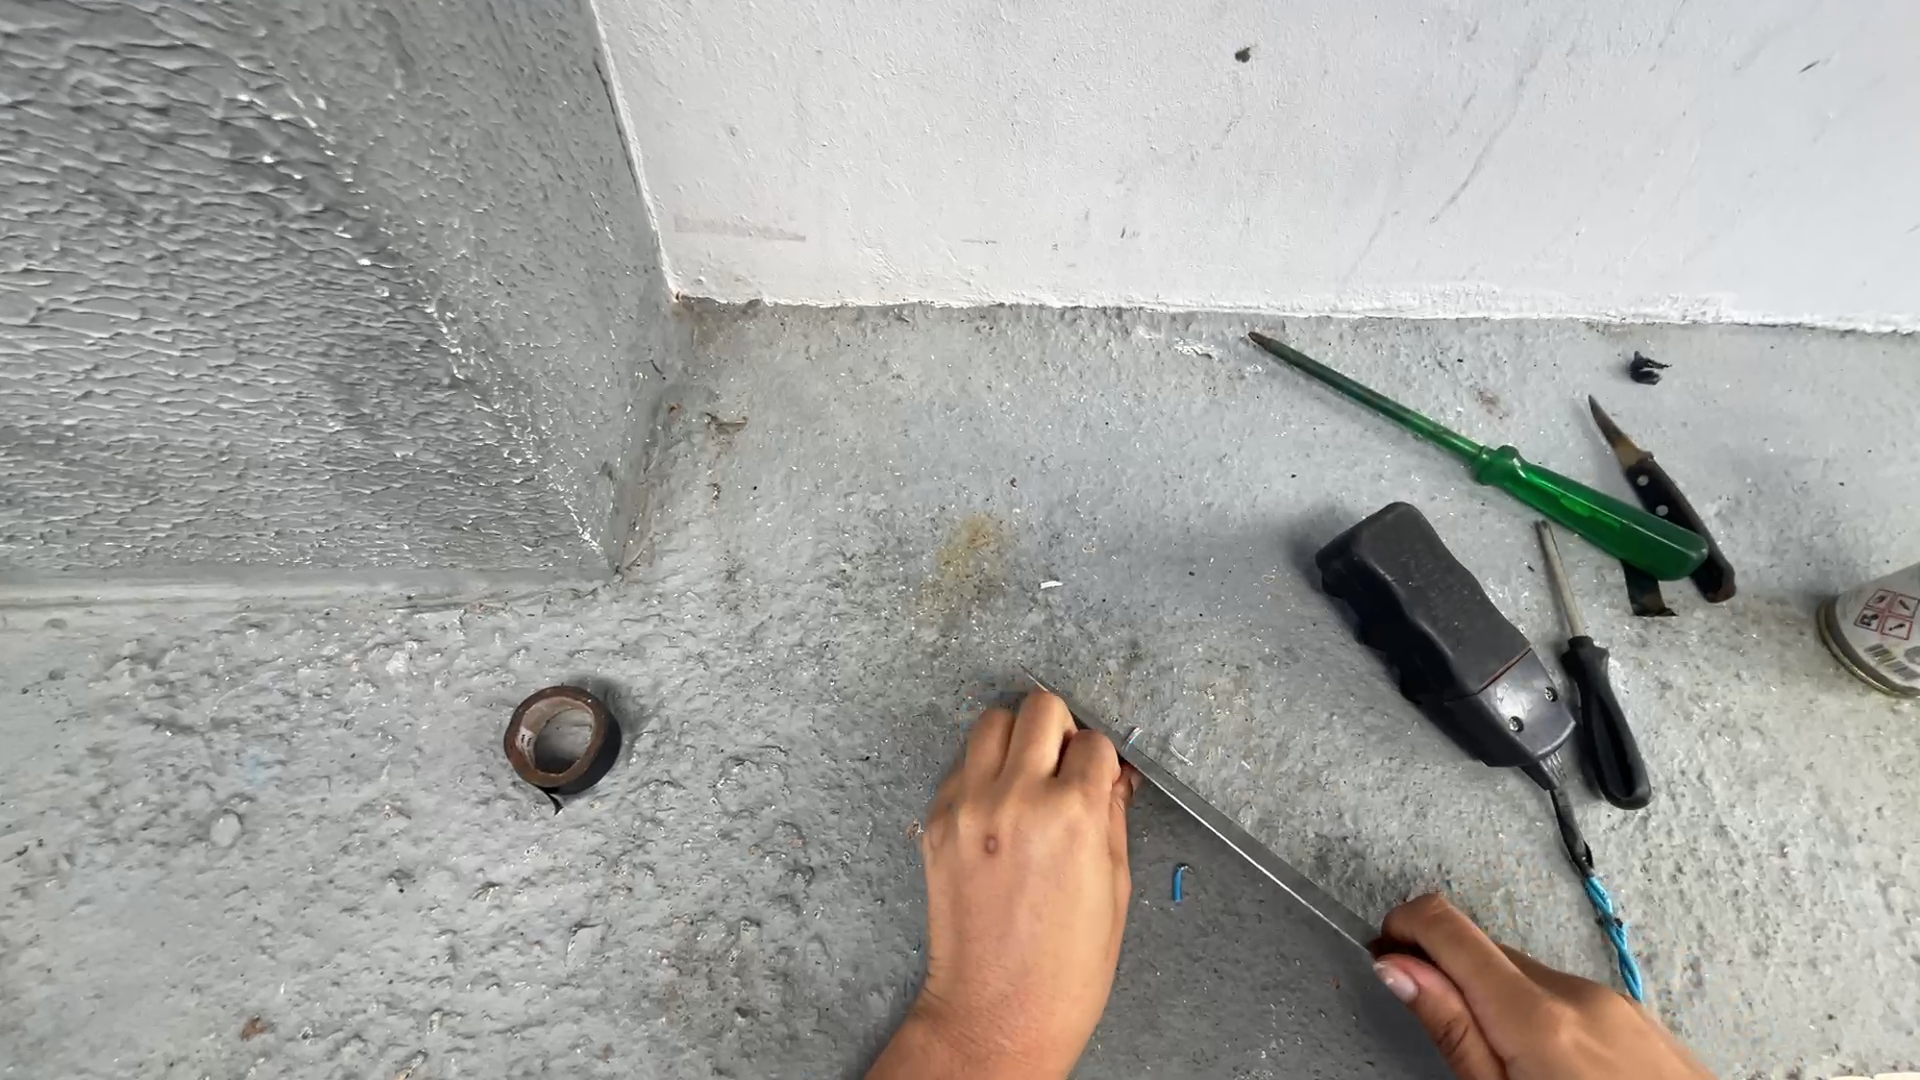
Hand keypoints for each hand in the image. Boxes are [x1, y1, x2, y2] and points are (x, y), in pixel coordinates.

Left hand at [867, 691, 1138, 1079]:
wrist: (994, 1015)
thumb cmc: (1065, 967)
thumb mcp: (1115, 887)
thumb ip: (1113, 813)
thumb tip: (1115, 771)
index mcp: (1070, 814)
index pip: (1093, 741)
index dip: (1101, 758)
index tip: (1097, 774)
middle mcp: (1015, 797)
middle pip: (1039, 707)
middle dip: (1061, 728)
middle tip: (1062, 762)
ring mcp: (968, 805)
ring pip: (992, 721)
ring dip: (1016, 738)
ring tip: (1025, 775)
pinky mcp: (937, 819)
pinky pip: (961, 764)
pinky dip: (982, 772)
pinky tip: (996, 808)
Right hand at [1373, 893, 1714, 1079]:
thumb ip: (1452, 1029)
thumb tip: (1396, 965)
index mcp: (1537, 1015)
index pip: (1442, 922)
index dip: (1401, 927)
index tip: (1386, 956)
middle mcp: (1580, 995)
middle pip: (1481, 947)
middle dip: (1448, 974)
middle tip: (1444, 1031)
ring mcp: (1620, 1007)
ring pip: (1524, 973)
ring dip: (1497, 999)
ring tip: (1509, 1065)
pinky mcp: (1649, 1025)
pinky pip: (1569, 996)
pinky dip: (1541, 1016)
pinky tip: (1555, 1069)